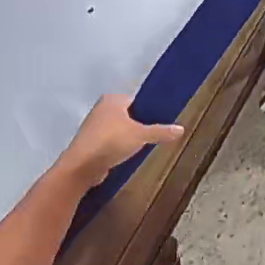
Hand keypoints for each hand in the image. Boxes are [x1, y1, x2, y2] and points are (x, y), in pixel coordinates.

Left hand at [56, 95, 184, 187]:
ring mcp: (94, 126)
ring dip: (129, 138)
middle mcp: (101, 108)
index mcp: (112, 99)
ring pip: (119, 129)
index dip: (149, 111)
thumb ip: (161, 131)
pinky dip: (119, 147)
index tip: (161, 122)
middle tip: (155, 136)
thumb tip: (181, 129)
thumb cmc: (111, 142)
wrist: (82, 165)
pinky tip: (127, 156)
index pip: (136, 100)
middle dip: (140, 126)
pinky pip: (111, 141)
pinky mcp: (91, 142)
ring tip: (143, 148)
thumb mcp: (141, 135)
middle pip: (128, 115)